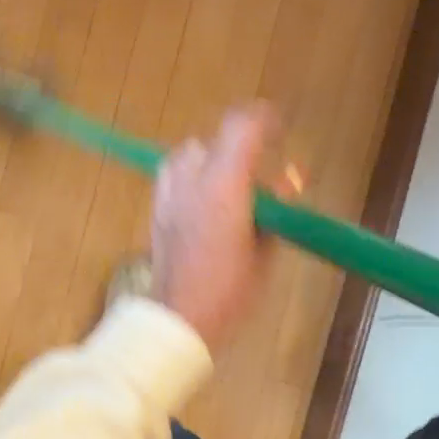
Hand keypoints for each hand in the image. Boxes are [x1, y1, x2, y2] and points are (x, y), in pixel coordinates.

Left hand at [151, 104, 275, 346]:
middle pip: (214, 141)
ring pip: (187, 155)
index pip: (241, 126)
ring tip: (229, 190)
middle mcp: (191, 181)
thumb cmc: (229, 291)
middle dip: (239, 151)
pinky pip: (172, 178)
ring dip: (211, 162)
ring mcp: (167, 195)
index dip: (264, 120)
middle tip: (260, 180)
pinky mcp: (154, 212)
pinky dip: (191, 180)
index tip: (281, 130)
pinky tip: (204, 207)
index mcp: (223, 185)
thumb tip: (284, 186)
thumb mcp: (265, 251)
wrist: (179, 319)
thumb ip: (274, 211)